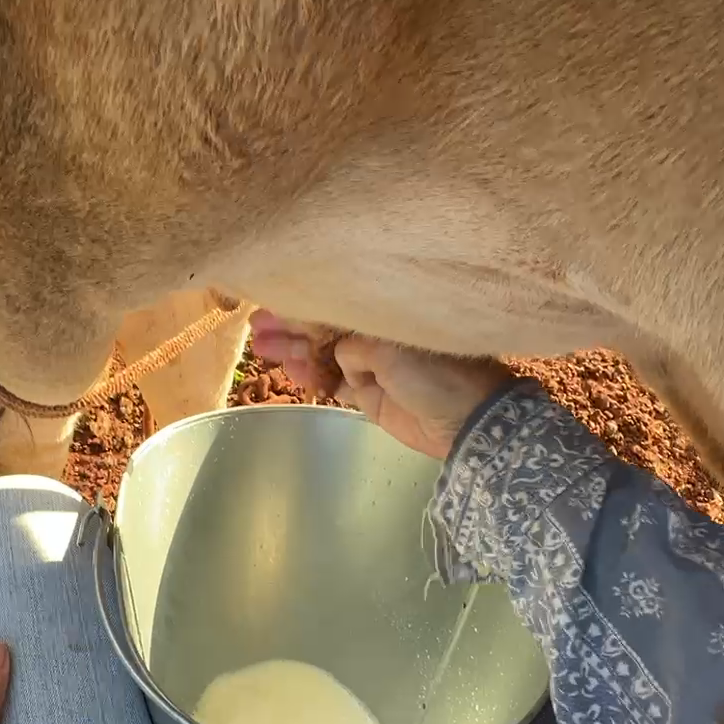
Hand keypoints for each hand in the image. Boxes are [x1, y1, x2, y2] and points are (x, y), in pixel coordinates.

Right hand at [250, 311, 511, 459]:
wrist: (467, 423)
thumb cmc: (437, 375)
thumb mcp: (391, 349)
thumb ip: (354, 345)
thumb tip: (337, 356)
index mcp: (390, 314)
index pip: (339, 304)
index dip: (306, 304)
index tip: (274, 300)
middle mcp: (379, 336)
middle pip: (326, 329)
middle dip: (292, 327)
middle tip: (256, 328)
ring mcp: (373, 367)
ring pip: (324, 356)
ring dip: (296, 352)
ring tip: (263, 348)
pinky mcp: (370, 396)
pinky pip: (334, 383)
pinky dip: (313, 378)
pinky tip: (291, 371)